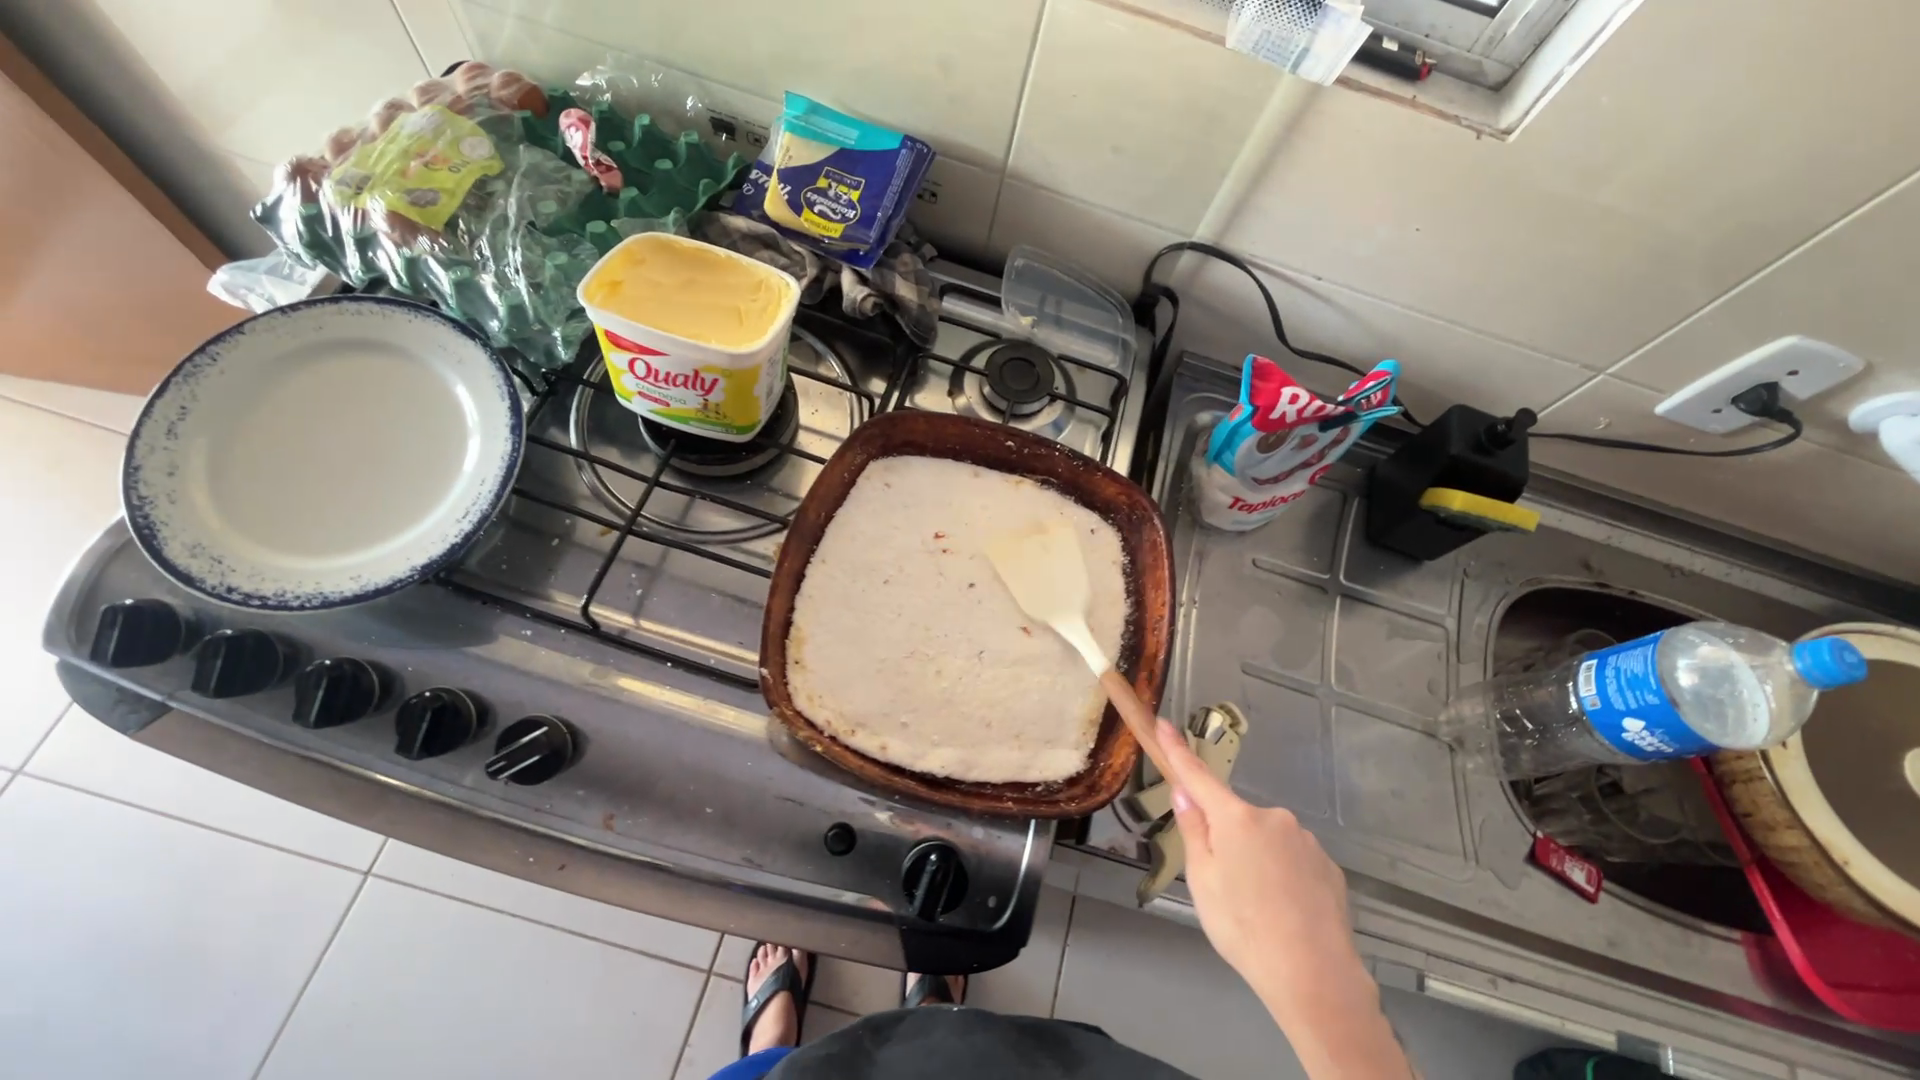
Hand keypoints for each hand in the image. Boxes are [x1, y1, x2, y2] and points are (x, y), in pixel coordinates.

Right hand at [1155, 719, 1413, 1079]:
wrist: (1314, 975)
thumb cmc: (1243, 926)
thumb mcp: (1202, 881)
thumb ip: (1194, 833)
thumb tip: (1186, 795)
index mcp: (1236, 818)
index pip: (1198, 776)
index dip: (1178, 750)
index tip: (1165, 723)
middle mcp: (1273, 818)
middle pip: (1236, 818)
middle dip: (1226, 841)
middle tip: (1225, 889)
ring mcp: (1305, 841)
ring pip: (1266, 842)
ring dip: (1257, 863)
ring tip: (1258, 911)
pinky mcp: (1328, 866)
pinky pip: (1292, 861)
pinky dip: (1283, 878)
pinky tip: (1284, 914)